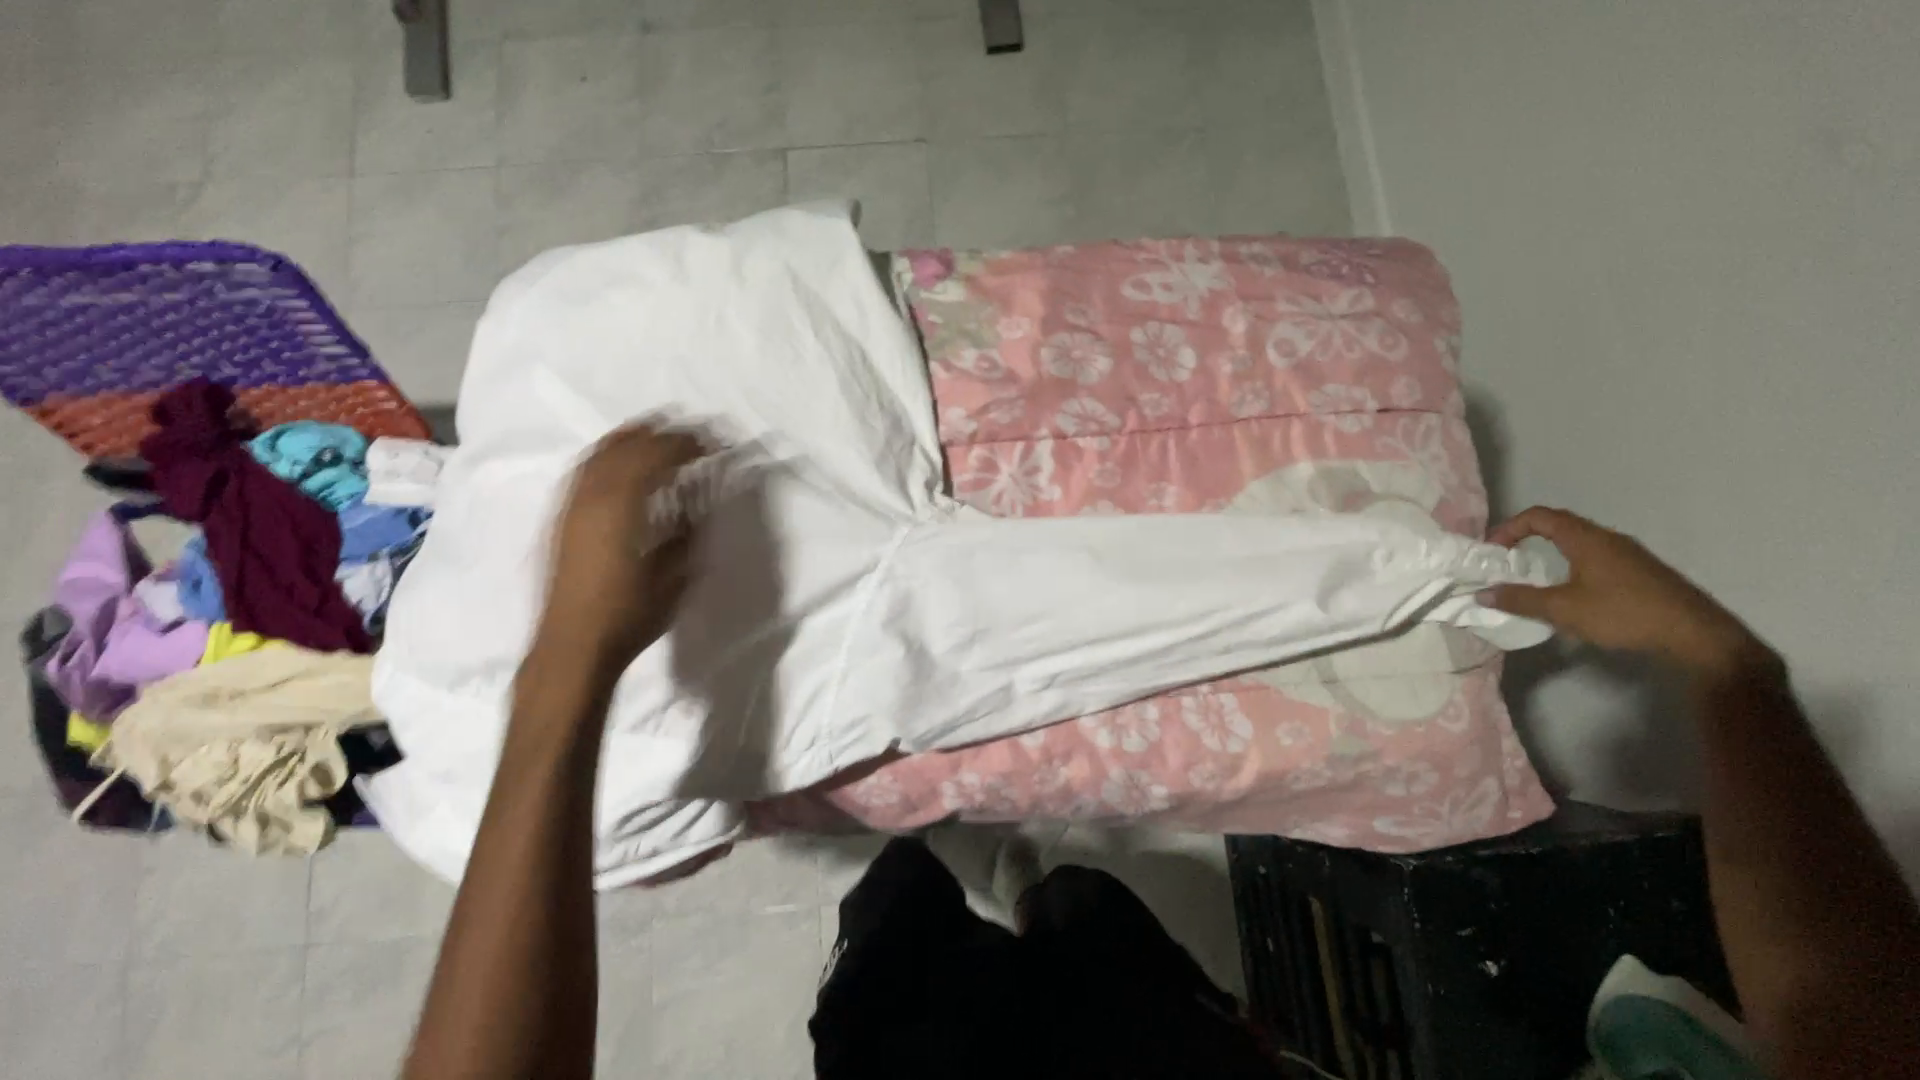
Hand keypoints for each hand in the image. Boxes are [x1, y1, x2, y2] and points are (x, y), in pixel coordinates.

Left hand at [534, 422, 707, 673]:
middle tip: (693, 435)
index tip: (714, 444)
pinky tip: (621, 463)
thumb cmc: (632, 614)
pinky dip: (608, 454)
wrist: (574, 645)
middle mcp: (592, 494)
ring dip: (633, 437)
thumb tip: (698, 494)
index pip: (659, 453)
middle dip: (663, 432)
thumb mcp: (677, 573)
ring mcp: (570, 503)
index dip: (689, 442)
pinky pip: (584, 468)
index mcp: (624, 504)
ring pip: (600, 451)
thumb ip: (689, 526)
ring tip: (659, 436)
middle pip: (628, 443)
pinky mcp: (560, 517)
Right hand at [1483, 507, 1773, 677]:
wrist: (1694, 634)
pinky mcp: (1642, 573)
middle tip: (1509, 564)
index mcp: (1586, 539)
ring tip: (1537, 582)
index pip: (1539, 516)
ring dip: (1552, 556)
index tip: (1493, 551)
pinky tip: (1575, 597)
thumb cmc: (1623, 613)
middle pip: (1560, 527)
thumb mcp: (1563, 609)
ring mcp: (1629, 555)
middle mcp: (1608, 538)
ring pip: (1580, 545)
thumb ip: (1520, 599)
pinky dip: (1574, 568)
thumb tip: (1483, 593)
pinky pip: (1597, 560)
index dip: (1510, 527)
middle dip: (1528, 541)